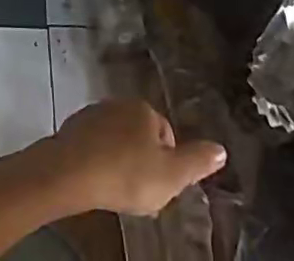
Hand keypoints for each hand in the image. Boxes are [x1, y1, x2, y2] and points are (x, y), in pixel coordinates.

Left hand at [38, 99, 225, 216]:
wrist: (72, 172)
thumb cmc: (127, 174)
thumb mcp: (171, 175)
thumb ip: (197, 161)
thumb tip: (221, 149)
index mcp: (146, 110)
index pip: (166, 134)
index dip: (166, 162)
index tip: (159, 184)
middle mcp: (120, 103)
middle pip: (139, 134)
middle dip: (141, 158)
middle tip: (139, 189)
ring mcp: (93, 113)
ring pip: (115, 138)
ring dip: (118, 158)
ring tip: (116, 188)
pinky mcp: (72, 127)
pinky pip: (93, 144)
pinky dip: (97, 158)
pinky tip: (96, 179)